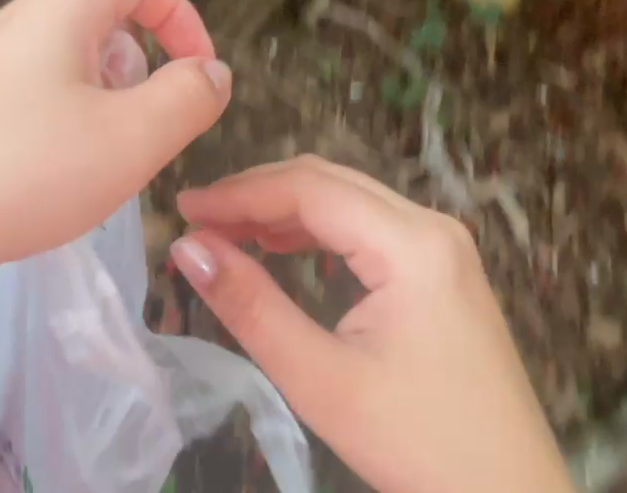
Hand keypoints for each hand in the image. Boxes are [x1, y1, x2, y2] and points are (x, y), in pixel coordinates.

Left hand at [0, 0, 231, 294]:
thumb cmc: (26, 166)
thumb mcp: (132, 137)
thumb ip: (188, 98)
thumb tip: (212, 71)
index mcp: (61, 8)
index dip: (180, 14)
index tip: (200, 73)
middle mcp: (19, 24)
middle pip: (104, 21)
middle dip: (142, 73)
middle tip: (143, 133)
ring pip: (71, 68)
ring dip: (104, 109)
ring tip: (99, 166)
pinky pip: (36, 102)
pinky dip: (64, 131)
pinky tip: (52, 184)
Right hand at [170, 157, 570, 492]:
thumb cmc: (418, 444)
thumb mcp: (322, 380)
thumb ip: (251, 307)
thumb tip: (187, 248)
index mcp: (411, 243)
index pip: (307, 188)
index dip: (238, 193)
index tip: (184, 210)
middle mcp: (431, 225)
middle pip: (326, 181)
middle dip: (256, 194)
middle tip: (199, 220)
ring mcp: (441, 244)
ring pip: (344, 198)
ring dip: (282, 208)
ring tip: (227, 232)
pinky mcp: (440, 267)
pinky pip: (365, 224)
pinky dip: (314, 228)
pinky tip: (279, 245)